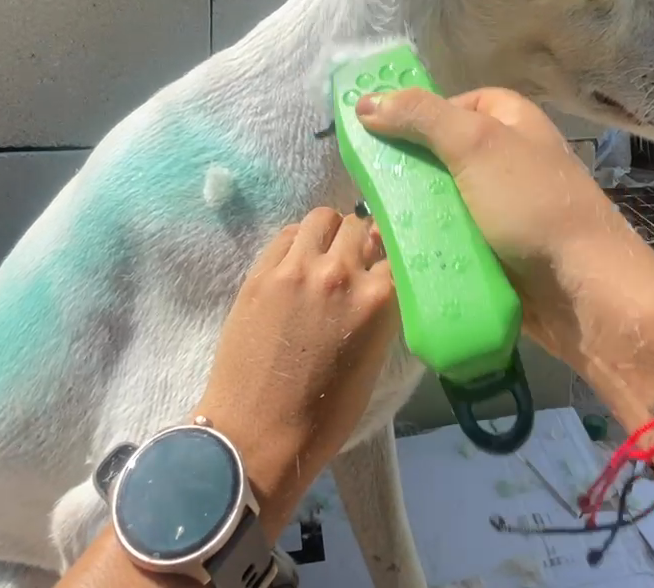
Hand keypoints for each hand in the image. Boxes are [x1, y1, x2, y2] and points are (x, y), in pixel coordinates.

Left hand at [193, 208, 399, 534]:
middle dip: (358, 239)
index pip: (395, 250)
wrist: (258, 435)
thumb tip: (376, 271)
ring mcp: (296, 269)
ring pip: (321, 218)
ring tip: (322, 253)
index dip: (389, 254)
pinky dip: (296, 241)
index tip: (383, 259)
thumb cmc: (324, 413)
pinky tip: (295, 262)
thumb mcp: (372, 358)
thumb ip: (378, 307)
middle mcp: (340, 273)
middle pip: (358, 225)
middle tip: (351, 257)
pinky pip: (286, 235)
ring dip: (328, 232)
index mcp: (377, 300)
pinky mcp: (261, 273)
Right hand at [353, 87, 645, 361]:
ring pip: (442, 199)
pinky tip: (401, 254)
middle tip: (372, 189)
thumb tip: (365, 102)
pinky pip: (450, 237)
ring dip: (412, 212)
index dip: (419, 114)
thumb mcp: (474, 144)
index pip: (456, 103)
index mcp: (513, 122)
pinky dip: (427, 242)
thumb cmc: (532, 205)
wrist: (583, 294)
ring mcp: (503, 208)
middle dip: (407, 171)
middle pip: (441, 153)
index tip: (384, 135)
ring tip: (379, 228)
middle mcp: (508, 159)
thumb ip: (419, 116)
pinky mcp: (496, 249)